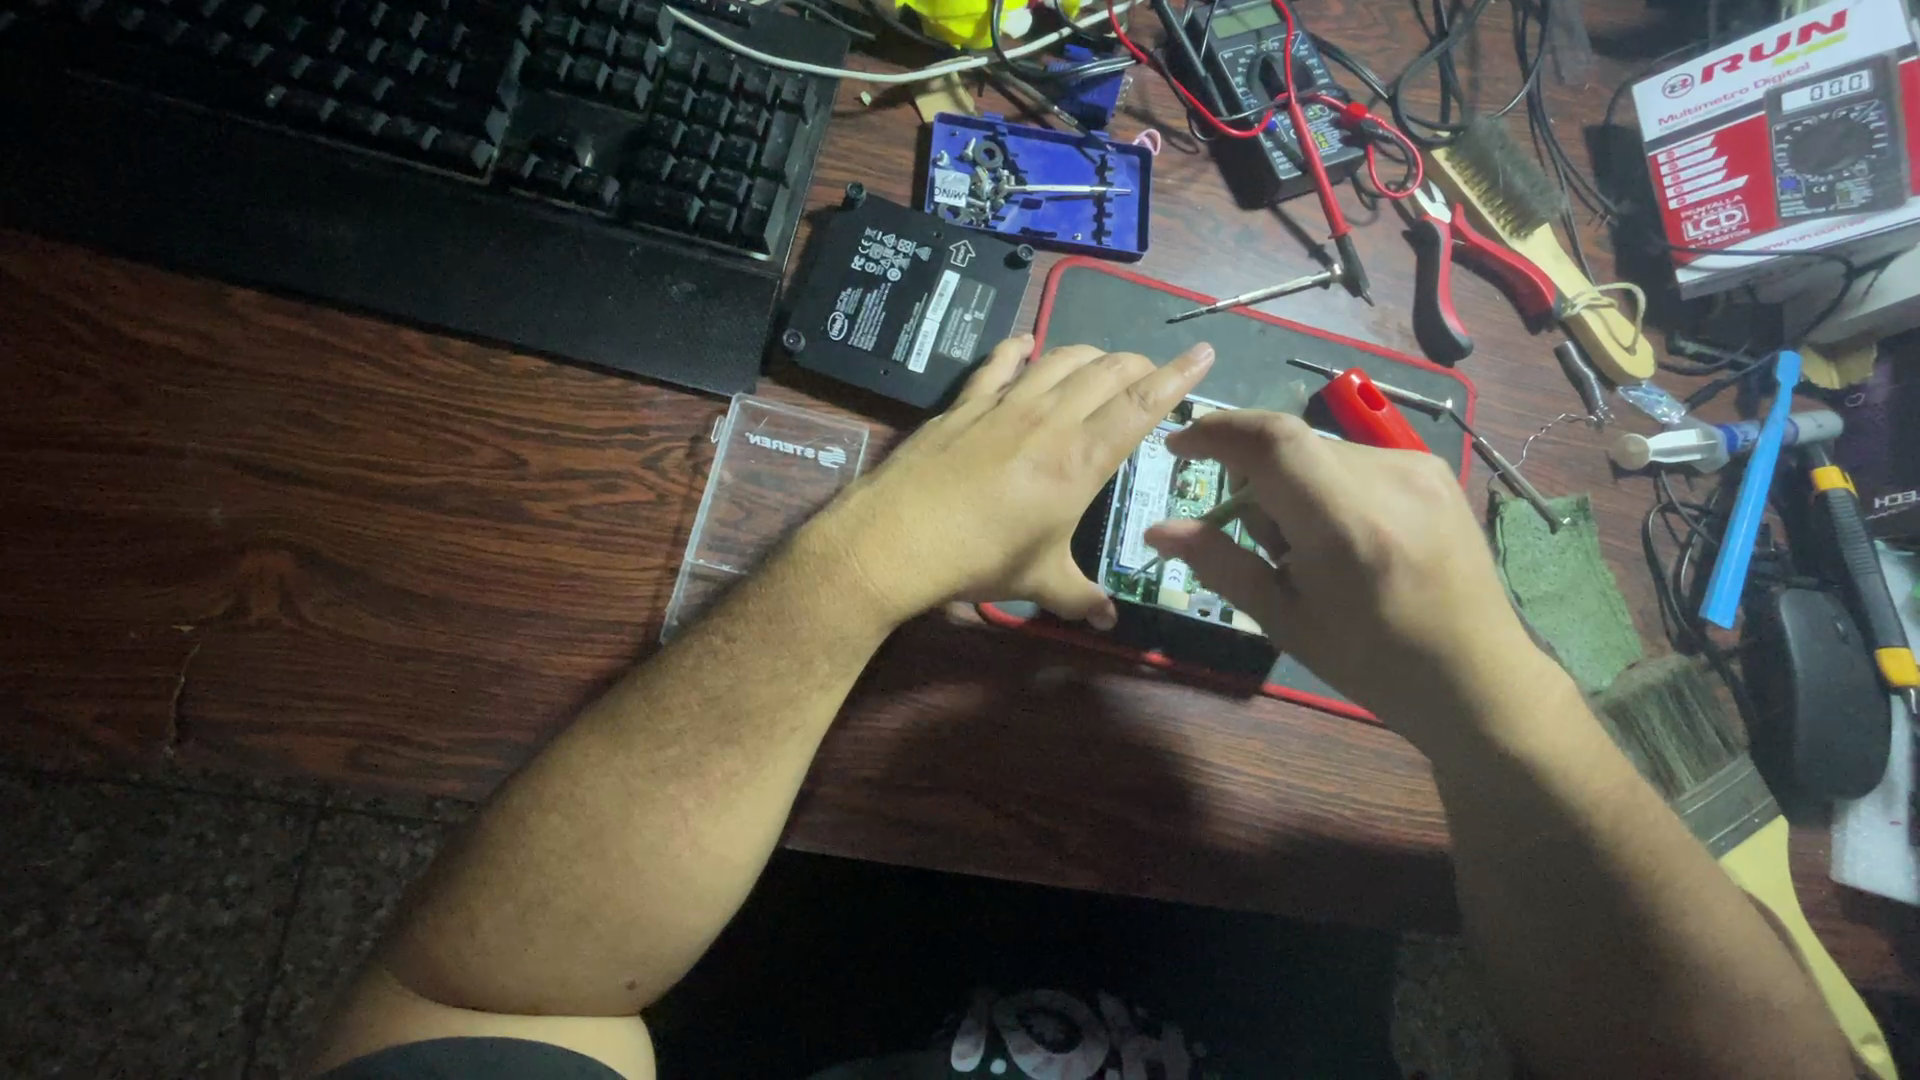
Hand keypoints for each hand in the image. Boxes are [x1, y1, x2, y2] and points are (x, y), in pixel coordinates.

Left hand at [801, 335, 1215, 629]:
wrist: (899, 539)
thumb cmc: (980, 560)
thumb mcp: (1039, 582)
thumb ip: (1081, 599)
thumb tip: (1110, 623)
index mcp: (1080, 460)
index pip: (1141, 406)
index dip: (1178, 378)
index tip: (1203, 355)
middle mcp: (1050, 419)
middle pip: (1107, 371)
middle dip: (1138, 364)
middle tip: (1150, 374)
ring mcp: (1004, 405)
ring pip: (1060, 359)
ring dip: (1090, 354)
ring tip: (1104, 362)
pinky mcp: (965, 403)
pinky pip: (998, 363)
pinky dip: (1018, 348)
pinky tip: (1026, 343)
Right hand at [1142, 411, 1545, 744]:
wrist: (1478, 679)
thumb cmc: (1372, 662)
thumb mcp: (1283, 620)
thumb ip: (1219, 563)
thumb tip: (1157, 530)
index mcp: (1348, 524)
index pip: (1271, 441)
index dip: (1216, 432)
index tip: (1177, 447)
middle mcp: (1389, 478)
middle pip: (1287, 445)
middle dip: (1250, 479)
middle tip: (1259, 542)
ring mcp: (1418, 468)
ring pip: (1316, 450)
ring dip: (1287, 484)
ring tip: (1308, 549)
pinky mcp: (1432, 470)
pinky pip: (1349, 458)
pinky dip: (1321, 485)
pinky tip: (1342, 537)